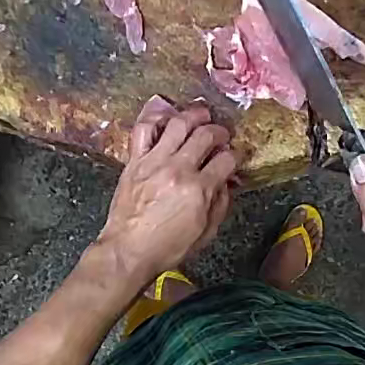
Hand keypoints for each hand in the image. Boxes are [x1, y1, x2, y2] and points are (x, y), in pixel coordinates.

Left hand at [95, 104, 236, 284]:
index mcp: (198, 189)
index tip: (235, 156)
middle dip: (220, 131)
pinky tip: (166, 115)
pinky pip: (144, 130)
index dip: (235, 156)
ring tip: (202, 115)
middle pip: (206, 135)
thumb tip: (226, 182)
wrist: (128, 250)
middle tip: (222, 135)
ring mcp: (154, 162)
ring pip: (178, 124)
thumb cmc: (166, 247)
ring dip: (194, 115)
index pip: (226, 160)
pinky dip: (155, 117)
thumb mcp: (205, 233)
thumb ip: (220, 203)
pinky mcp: (135, 161)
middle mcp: (178, 169)